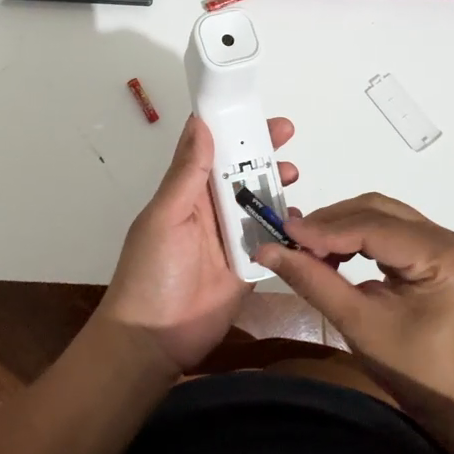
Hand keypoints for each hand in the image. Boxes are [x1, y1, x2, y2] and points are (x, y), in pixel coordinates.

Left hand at [96, 115, 297, 372]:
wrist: (153, 339)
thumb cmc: (151, 271)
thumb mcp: (165, 216)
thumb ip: (187, 174)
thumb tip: (202, 123)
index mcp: (186, 194)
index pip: (211, 152)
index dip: (232, 130)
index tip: (258, 113)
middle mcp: (209, 211)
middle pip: (240, 174)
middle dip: (262, 153)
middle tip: (289, 136)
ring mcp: (229, 240)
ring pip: (259, 205)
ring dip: (276, 187)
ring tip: (294, 174)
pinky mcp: (248, 269)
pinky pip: (271, 242)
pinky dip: (287, 230)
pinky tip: (301, 220)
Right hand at [252, 193, 453, 403]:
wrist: (448, 396)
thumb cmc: (409, 365)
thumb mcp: (357, 322)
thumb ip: (312, 281)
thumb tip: (265, 249)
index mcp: (443, 255)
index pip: (374, 229)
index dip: (326, 230)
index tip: (283, 233)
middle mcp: (446, 238)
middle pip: (376, 211)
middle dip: (330, 224)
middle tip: (291, 241)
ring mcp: (439, 241)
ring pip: (376, 214)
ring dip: (338, 226)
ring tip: (306, 248)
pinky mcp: (428, 248)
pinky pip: (382, 227)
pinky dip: (351, 235)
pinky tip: (330, 253)